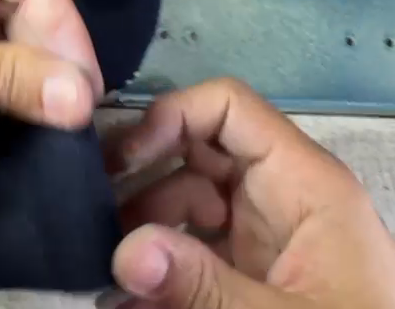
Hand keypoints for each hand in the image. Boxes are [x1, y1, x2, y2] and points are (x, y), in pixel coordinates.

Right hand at [105, 79, 394, 308]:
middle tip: (91, 218)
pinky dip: (163, 276)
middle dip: (143, 182)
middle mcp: (280, 198)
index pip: (227, 106)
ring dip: (144, 237)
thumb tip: (122, 252)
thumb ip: (203, 287)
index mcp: (303, 182)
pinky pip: (198, 258)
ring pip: (188, 209)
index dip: (171, 117)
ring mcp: (267, 242)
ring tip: (104, 278)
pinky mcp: (255, 283)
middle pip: (197, 155)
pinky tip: (125, 303)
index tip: (122, 162)